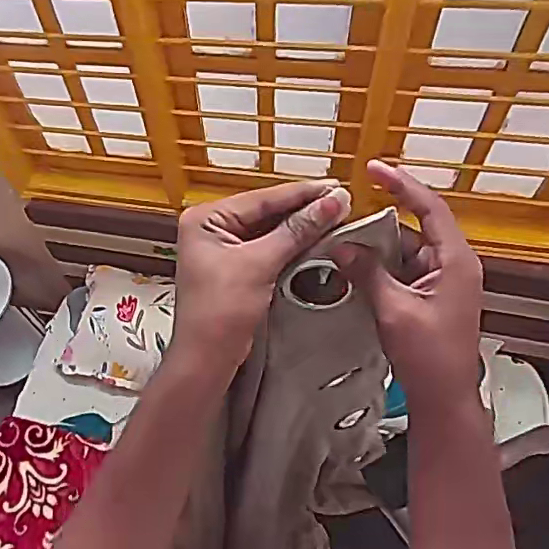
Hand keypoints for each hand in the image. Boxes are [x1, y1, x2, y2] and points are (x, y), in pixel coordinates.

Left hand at [171, 179, 349, 372]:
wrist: (207, 359)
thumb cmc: (218, 313)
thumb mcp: (259, 264)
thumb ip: (296, 231)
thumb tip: (330, 203)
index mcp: (206, 219)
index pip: (263, 198)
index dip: (302, 194)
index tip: (334, 189)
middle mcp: (213, 229)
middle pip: (268, 212)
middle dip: (305, 209)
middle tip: (341, 202)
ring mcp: (226, 249)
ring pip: (272, 230)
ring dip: (302, 227)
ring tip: (336, 217)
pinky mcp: (239, 269)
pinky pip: (272, 248)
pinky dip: (294, 245)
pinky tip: (317, 239)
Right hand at [336, 160, 483, 410]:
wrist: (444, 396)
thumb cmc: (429, 356)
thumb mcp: (394, 310)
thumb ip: (368, 273)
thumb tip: (343, 247)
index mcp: (455, 261)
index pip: (430, 208)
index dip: (402, 184)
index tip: (376, 169)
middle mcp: (455, 265)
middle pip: (417, 228)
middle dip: (383, 222)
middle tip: (350, 213)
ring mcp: (445, 281)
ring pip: (409, 251)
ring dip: (380, 249)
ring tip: (347, 244)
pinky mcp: (434, 296)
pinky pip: (407, 271)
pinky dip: (385, 268)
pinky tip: (360, 270)